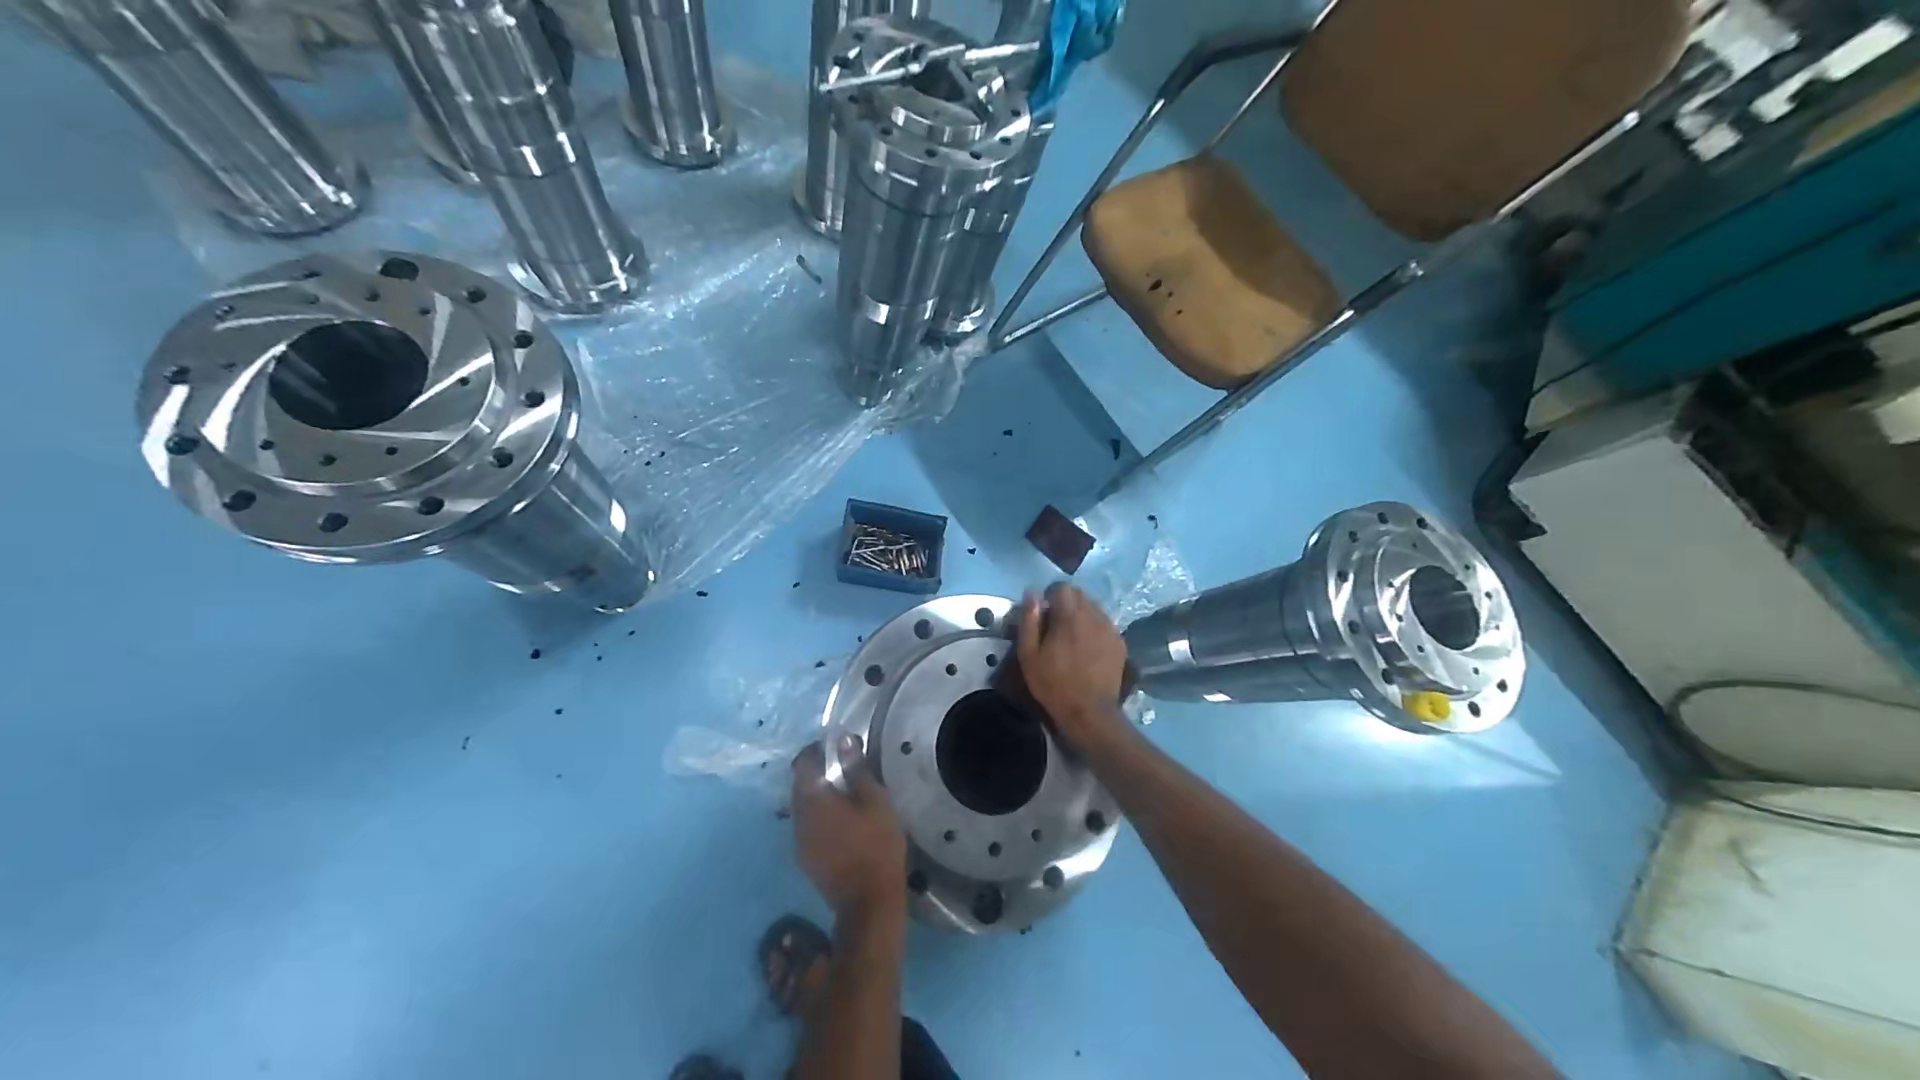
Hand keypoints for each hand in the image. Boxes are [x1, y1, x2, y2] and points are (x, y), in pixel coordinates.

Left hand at [790, 735, 906, 917]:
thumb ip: (856, 769)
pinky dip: (821, 817)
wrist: (868, 901)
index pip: (802, 762)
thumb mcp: (874, 801)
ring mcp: (799, 841)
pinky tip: (844, 823)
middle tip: (847, 770)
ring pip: (804, 807)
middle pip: (800, 784)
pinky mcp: (806, 859)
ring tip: (848, 797)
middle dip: (819, 772)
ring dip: (820, 797)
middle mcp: (798, 817)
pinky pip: (809, 826)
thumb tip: (843, 739)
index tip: (838, 747)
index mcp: (812, 799)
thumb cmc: (876, 845)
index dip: (817, 750)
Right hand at [1016, 583, 1130, 751]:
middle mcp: (1094, 616)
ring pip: (1094, 608)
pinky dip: (1094, 629)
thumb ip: (1029, 620)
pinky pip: (1105, 624)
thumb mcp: (1029, 655)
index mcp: (1070, 616)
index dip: (1050, 596)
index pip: (1062, 587)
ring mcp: (1110, 629)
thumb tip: (1032, 594)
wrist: (1090, 712)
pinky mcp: (1120, 643)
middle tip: (1055, 626)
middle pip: (1080, 595)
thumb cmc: (1054, 684)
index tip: (1043, 614)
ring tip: (1072, 638)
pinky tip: (1088, 649)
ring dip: (1081, 615)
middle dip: (1066, 603)